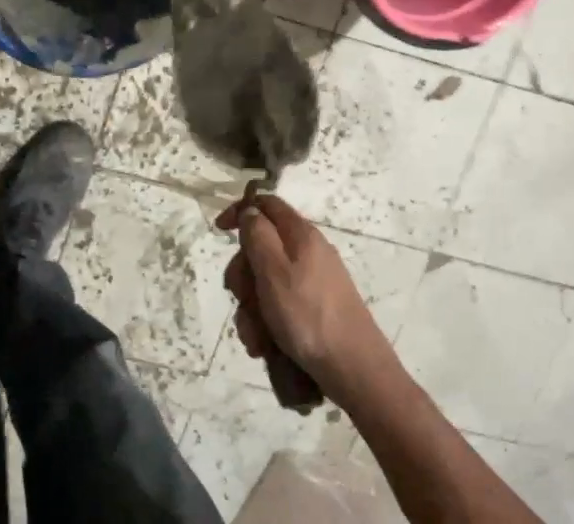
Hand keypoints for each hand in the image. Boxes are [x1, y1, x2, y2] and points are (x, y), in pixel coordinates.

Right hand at [215, 195, 393, 399]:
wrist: (354, 370)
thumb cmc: (308, 316)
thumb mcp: (273, 271)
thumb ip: (257, 235)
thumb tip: (250, 211)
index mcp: (301, 236)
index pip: (267, 204)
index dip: (240, 211)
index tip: (219, 231)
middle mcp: (309, 253)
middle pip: (261, 247)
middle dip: (243, 274)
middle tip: (240, 296)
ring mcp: (314, 281)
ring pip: (266, 281)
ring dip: (251, 307)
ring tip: (254, 335)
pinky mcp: (315, 308)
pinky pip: (280, 304)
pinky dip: (266, 321)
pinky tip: (264, 344)